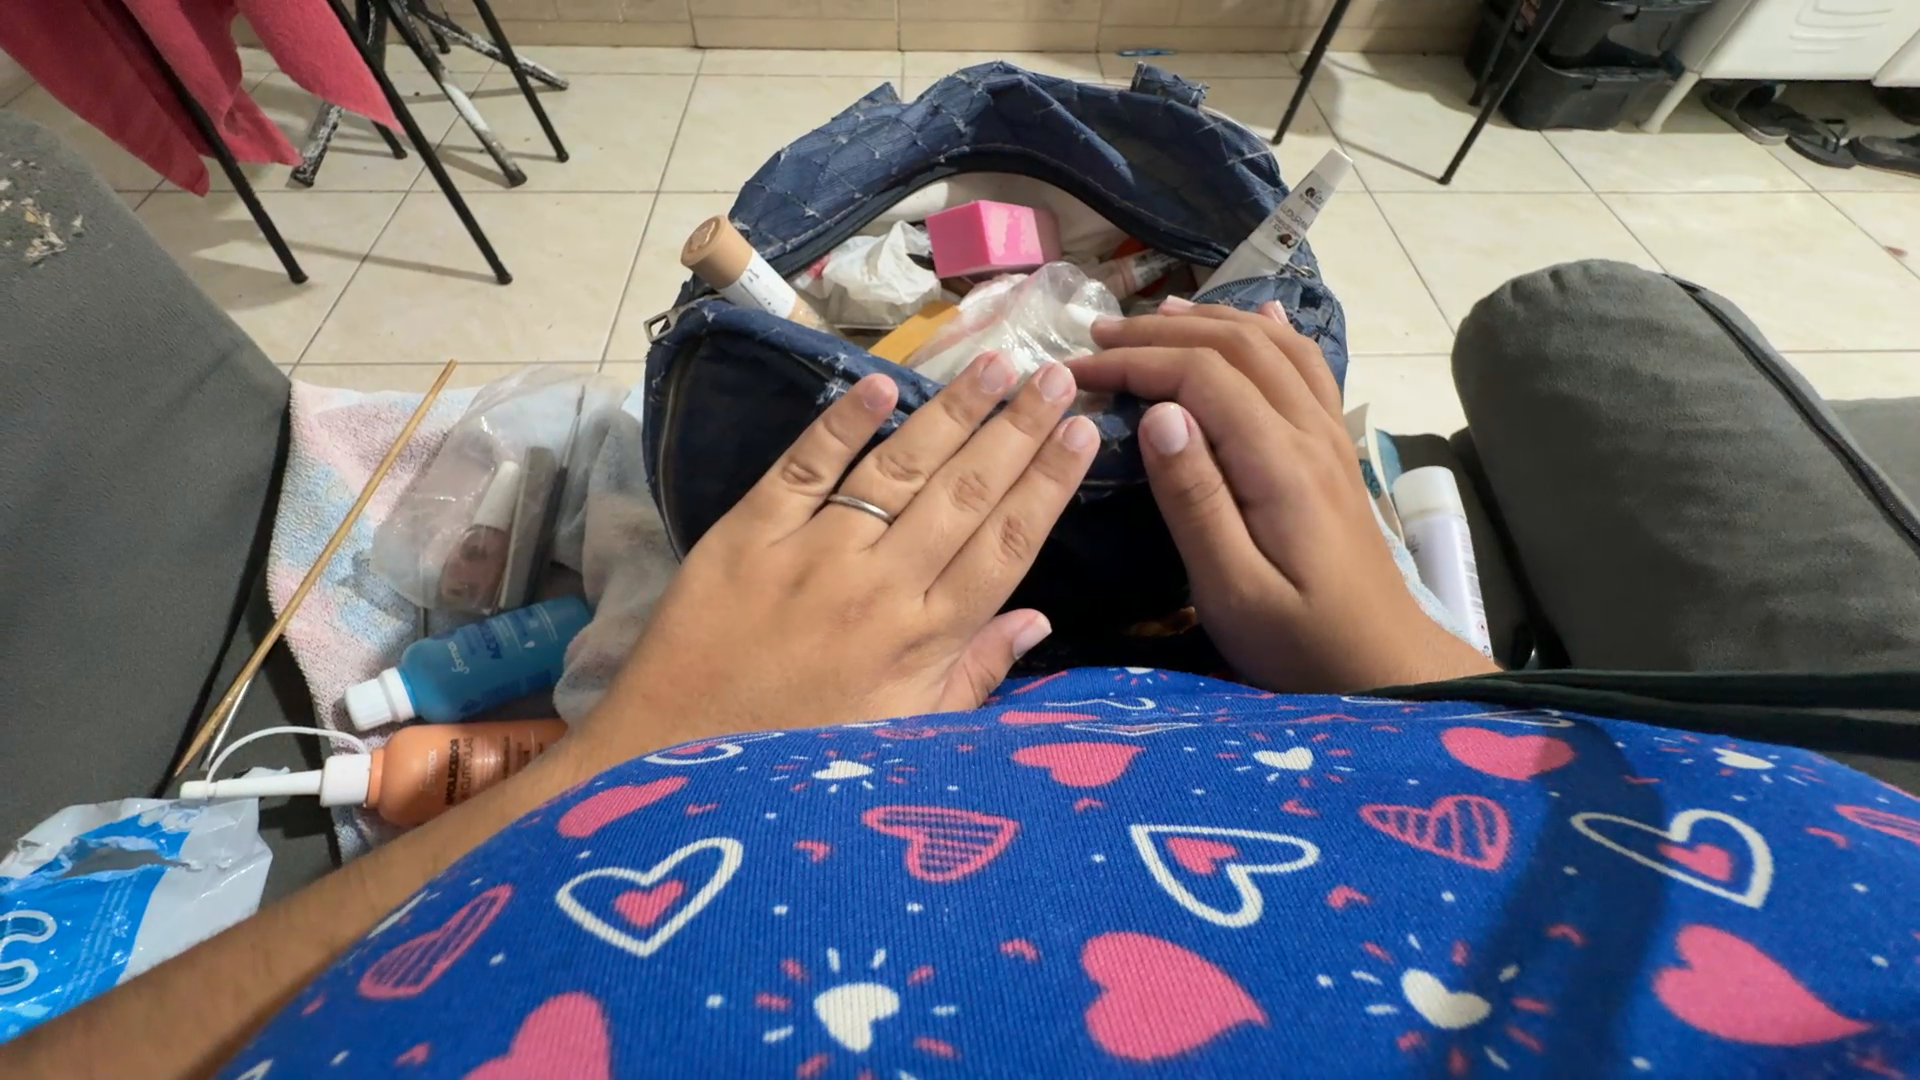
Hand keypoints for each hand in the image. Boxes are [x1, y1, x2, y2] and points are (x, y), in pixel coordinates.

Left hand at [585, 353, 1097, 759]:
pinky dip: (843, 421)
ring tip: (995, 365)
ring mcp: (813, 551)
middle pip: (965, 494)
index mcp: (924, 638)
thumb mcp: (906, 737)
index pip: (1006, 546)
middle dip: (1018, 430)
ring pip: (899, 468)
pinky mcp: (750, 530)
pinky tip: (883, 382)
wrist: (677, 754)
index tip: (1082, 432)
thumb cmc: (803, 751)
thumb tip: (1039, 620)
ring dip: (952, 413)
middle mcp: (880, 584)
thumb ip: (974, 676)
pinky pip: (805, 466)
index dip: (1049, 484)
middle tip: (1055, 374)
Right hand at [1068, 299, 1495, 691]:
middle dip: (1160, 333)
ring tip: (1154, 320)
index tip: (1079, 371)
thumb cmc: (1297, 639)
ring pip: (1272, 346)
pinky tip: (1254, 320)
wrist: (1382, 664)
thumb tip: (1159, 415)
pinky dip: (1268, 333)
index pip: (1201, 377)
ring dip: (1210, 322)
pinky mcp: (1332, 450)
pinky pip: (1305, 367)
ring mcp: (1328, 435)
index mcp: (1278, 462)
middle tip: (1097, 337)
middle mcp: (1309, 431)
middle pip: (1236, 346)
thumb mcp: (1231, 587)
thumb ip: (1195, 500)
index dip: (1135, 363)